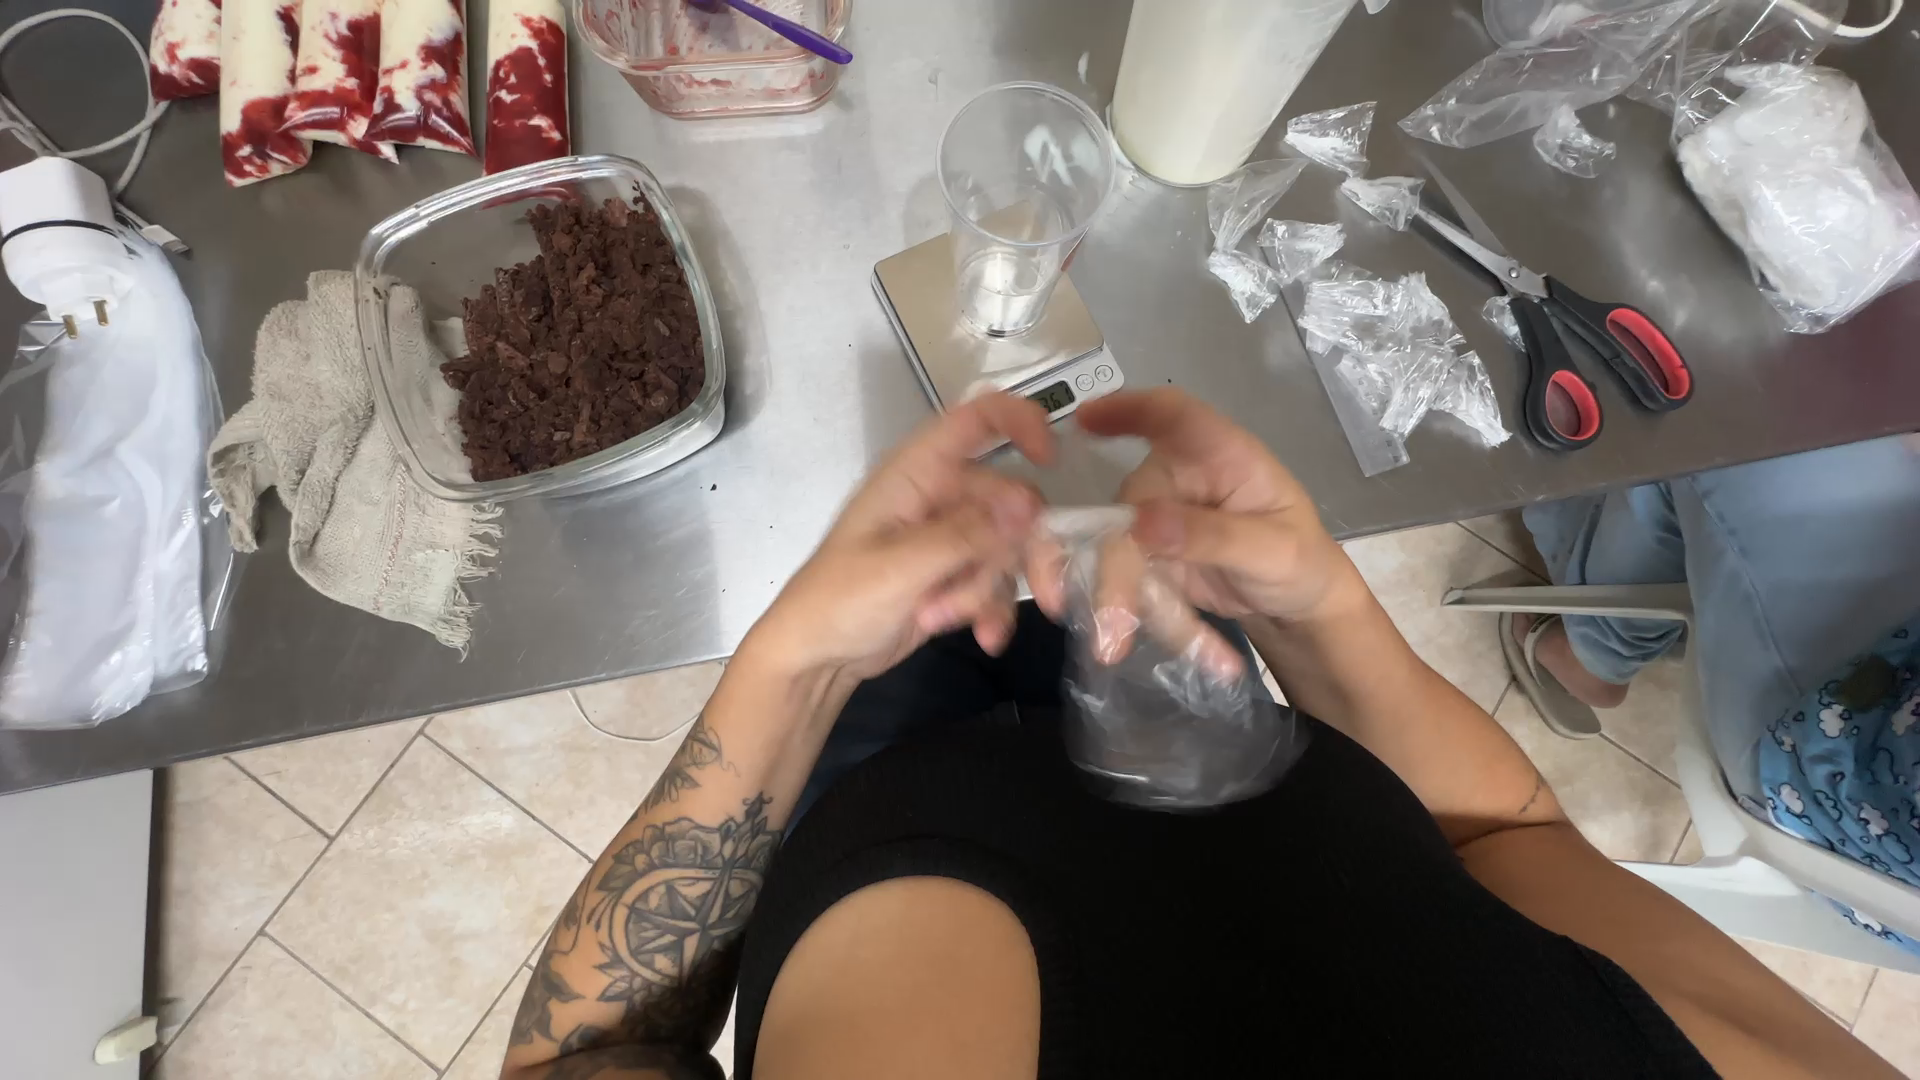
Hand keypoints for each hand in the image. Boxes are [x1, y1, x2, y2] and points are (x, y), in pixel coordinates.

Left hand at [745, 393, 1053, 686]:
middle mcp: (939, 498)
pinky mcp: (954, 576)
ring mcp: (948, 539)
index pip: (974, 420)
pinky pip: (995, 582)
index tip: (1050, 459)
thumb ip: (966, 535)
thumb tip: (1028, 506)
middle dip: (1022, 551)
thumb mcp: (902, 566)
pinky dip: (993, 610)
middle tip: (1046, 593)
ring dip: (991, 589)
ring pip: (1007, 549)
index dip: (1018, 423)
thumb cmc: (839, 600)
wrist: (816, 657)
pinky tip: (983, 637)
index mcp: (916, 474)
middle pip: (1009, 502)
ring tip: (948, 618)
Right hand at [1030, 388, 1359, 633]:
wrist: (1298, 609)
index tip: (1085, 420)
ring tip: (1124, 648)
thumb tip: (1140, 523)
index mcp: (1220, 456)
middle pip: (1126, 507)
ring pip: (1117, 555)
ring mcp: (1158, 522)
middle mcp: (1179, 481)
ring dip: (1123, 603)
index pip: (1172, 415)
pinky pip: (1131, 586)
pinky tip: (1202, 653)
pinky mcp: (1148, 560)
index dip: (1127, 409)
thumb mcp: (1274, 550)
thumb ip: (1212, 535)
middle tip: (1109, 620)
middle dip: (1114, 568)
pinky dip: (1150, 621)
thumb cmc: (1302, 561)